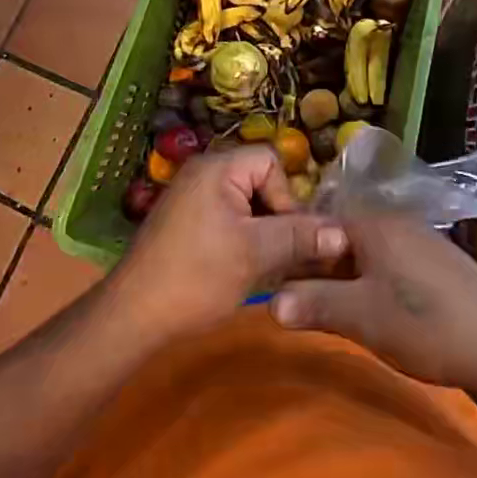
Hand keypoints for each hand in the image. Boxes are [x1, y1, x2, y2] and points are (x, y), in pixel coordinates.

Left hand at [110, 147, 347, 337]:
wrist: (134, 315)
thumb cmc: (197, 276)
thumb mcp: (256, 254)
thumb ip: (300, 237)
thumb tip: (343, 233)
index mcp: (217, 168)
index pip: (270, 162)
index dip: (287, 196)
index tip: (287, 236)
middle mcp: (202, 172)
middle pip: (258, 180)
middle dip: (275, 216)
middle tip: (280, 254)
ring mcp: (189, 196)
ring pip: (243, 203)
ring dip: (260, 231)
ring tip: (264, 265)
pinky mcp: (183, 220)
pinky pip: (225, 216)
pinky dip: (240, 237)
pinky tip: (242, 268)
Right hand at [269, 215, 476, 392]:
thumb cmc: (425, 325)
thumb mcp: (360, 318)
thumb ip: (312, 304)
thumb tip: (268, 302)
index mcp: (372, 223)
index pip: (316, 224)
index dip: (295, 251)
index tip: (278, 280)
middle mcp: (394, 220)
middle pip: (340, 236)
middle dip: (320, 266)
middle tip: (303, 301)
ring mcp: (419, 237)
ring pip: (365, 250)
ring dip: (346, 276)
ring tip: (336, 309)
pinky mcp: (437, 259)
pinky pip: (389, 260)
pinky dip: (373, 279)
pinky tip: (377, 308)